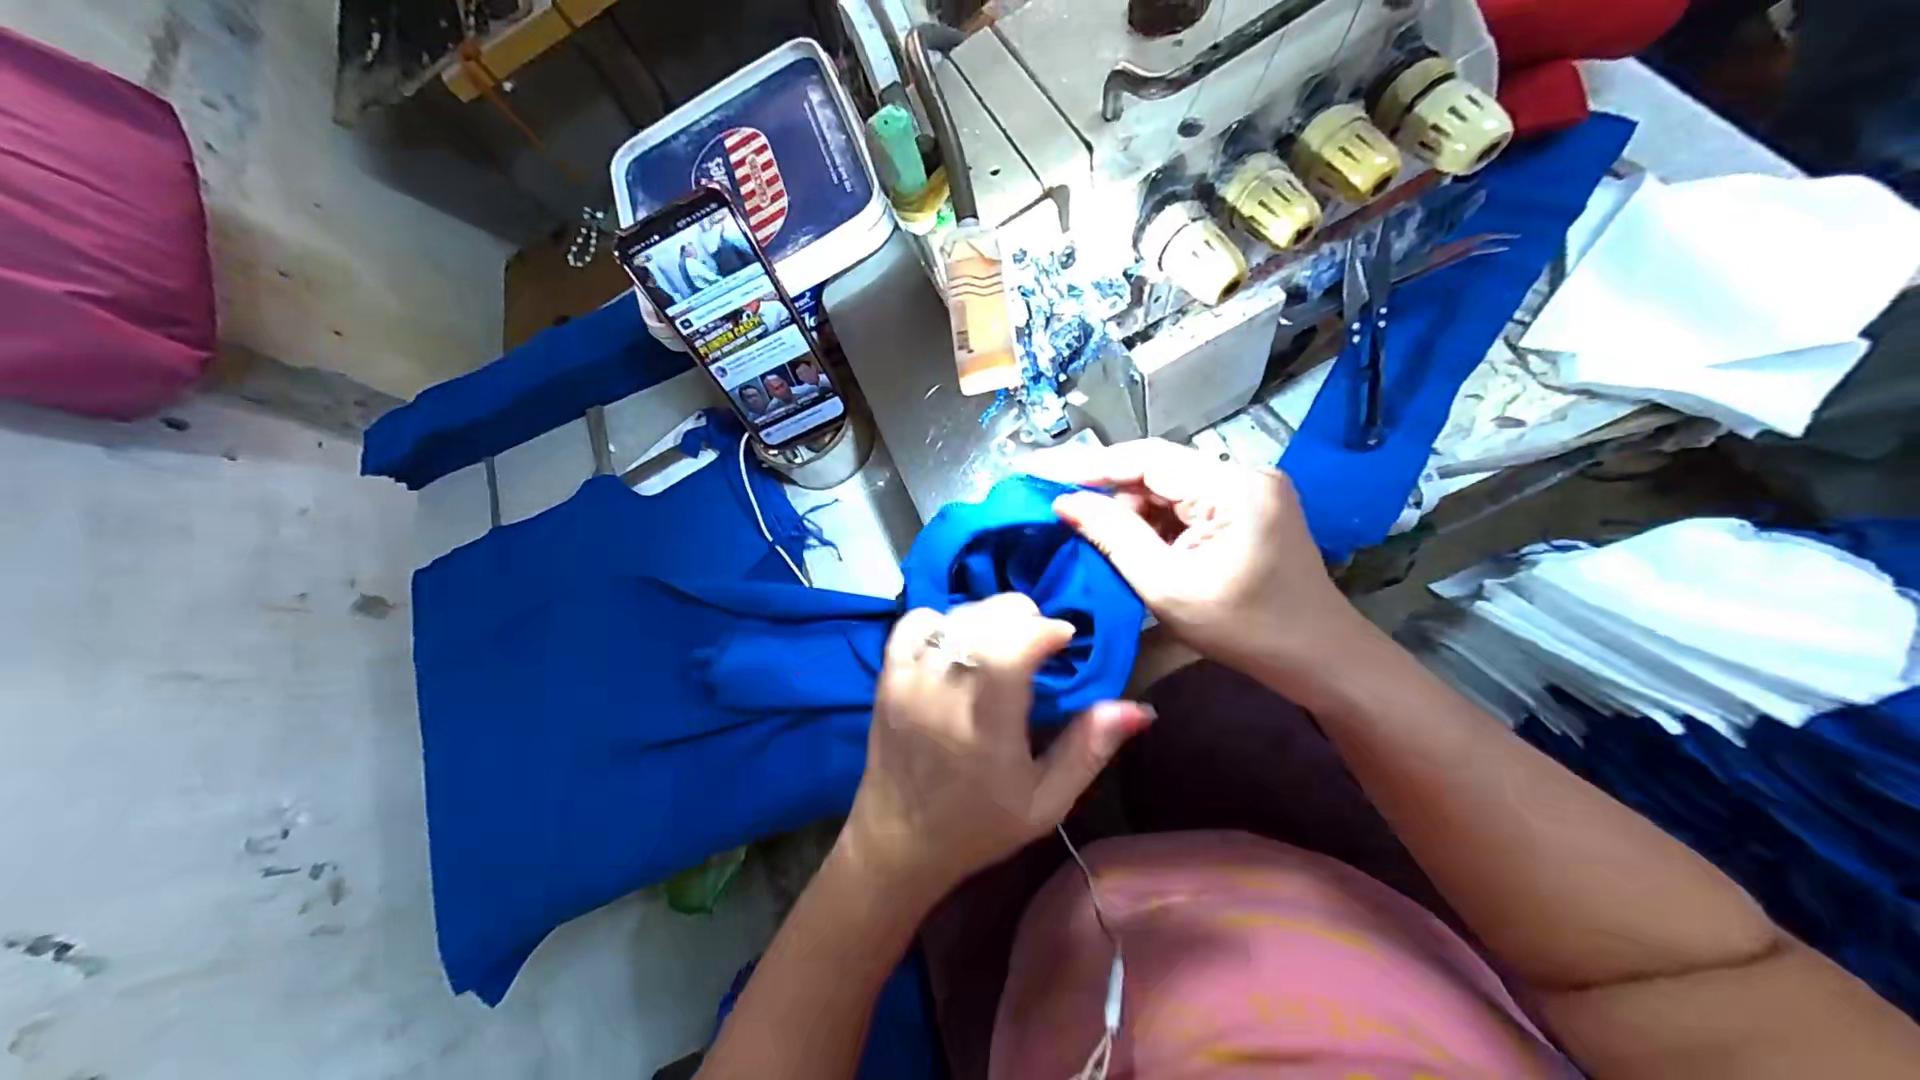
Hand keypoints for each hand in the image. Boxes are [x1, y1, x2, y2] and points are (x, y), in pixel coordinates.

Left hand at [842, 594, 1153, 901]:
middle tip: (1038, 639)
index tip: (1064, 638)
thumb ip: (1088, 750)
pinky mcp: (888, 677)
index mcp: (986, 723)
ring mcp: (909, 680)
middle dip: (1022, 615)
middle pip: (984, 618)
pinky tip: (959, 641)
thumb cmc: (980, 827)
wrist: (899, 842)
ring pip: (954, 615)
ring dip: (987, 616)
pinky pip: (913, 623)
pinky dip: (941, 619)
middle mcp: (943, 692)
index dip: (1044, 628)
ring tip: (1004, 641)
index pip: (1012, 645)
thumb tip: (1138, 708)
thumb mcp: (1046, 802)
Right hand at [1048, 439, 1367, 673]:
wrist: (1318, 657)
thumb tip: (1063, 503)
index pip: (1146, 458)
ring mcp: (1251, 488)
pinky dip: (1160, 524)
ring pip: (1170, 488)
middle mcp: (1245, 472)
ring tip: (1112, 549)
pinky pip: (1189, 503)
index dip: (1089, 466)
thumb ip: (1112, 536)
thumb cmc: (1243, 629)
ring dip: (1136, 514)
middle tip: (1072, 526)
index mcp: (1232, 486)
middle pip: (1158, 470)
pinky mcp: (1250, 506)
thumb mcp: (1166, 586)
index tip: (1040, 474)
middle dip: (1114, 497)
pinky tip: (1145, 550)